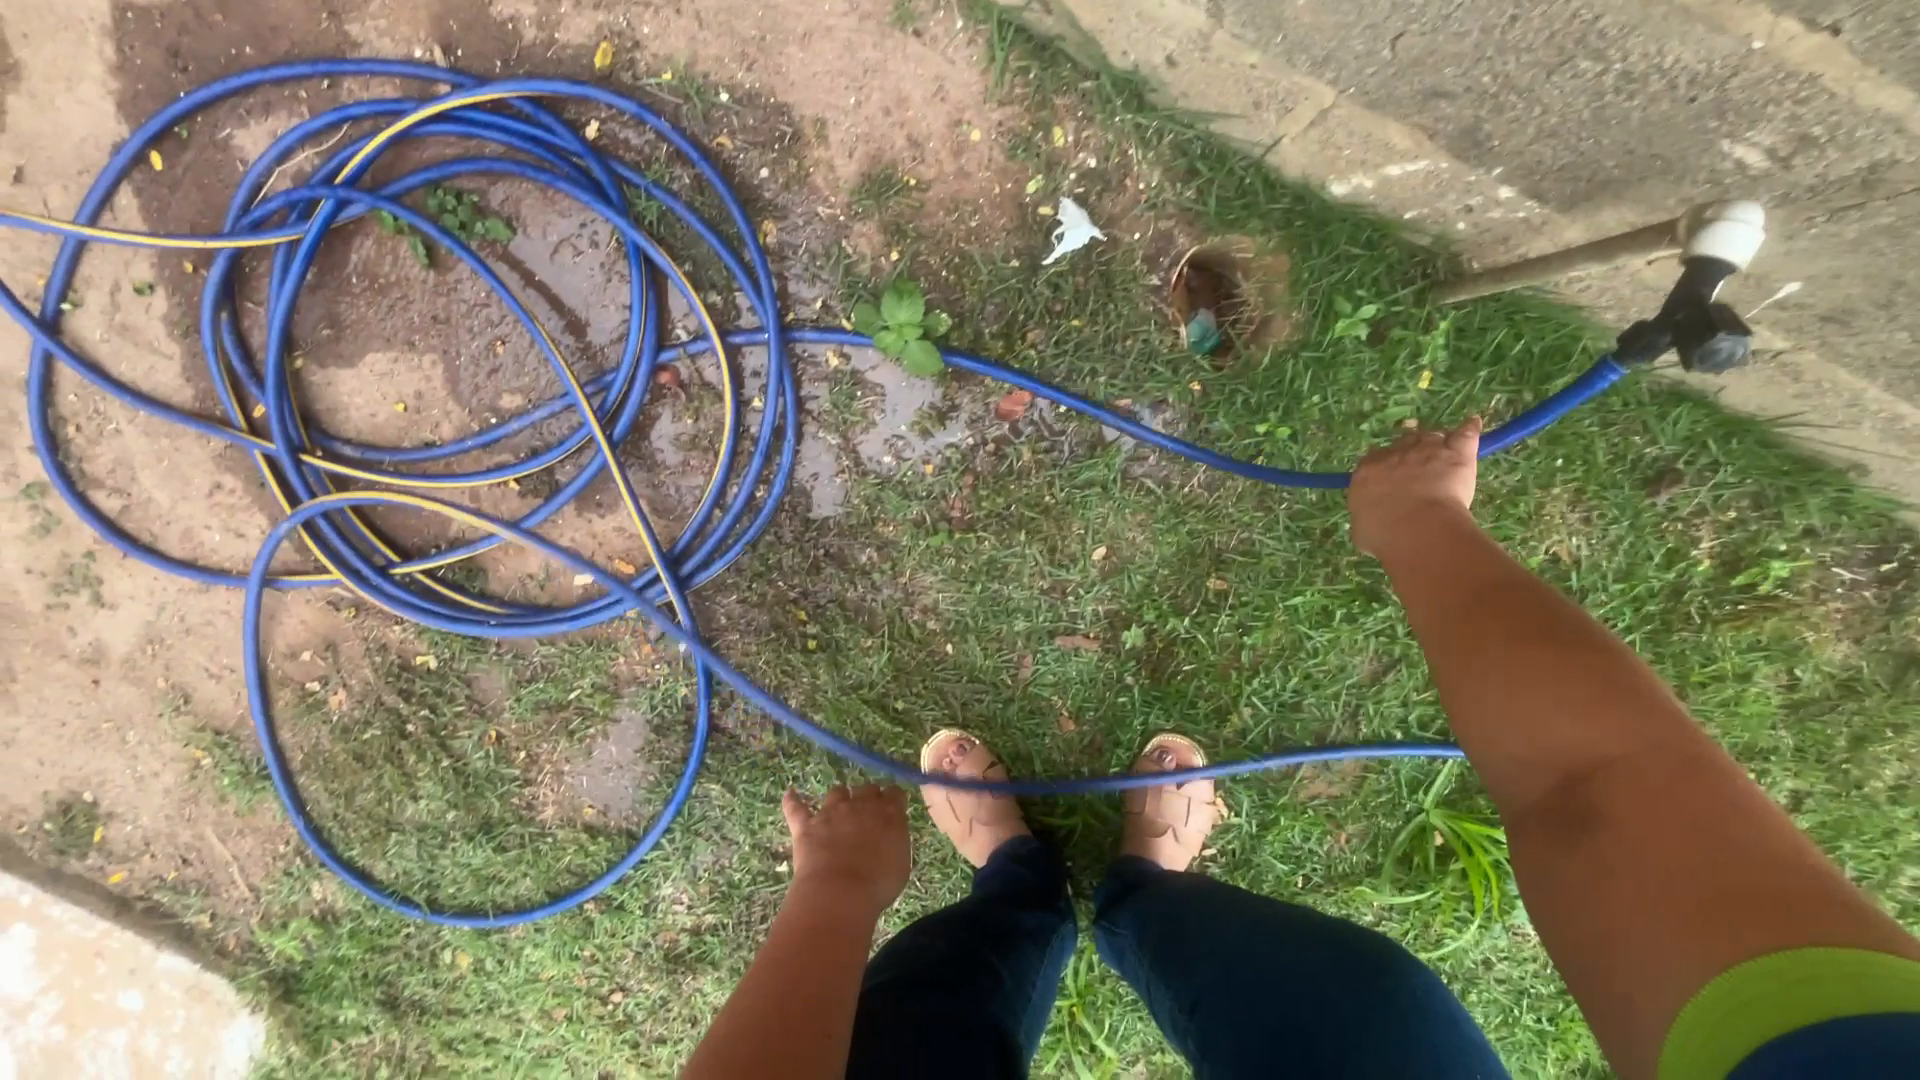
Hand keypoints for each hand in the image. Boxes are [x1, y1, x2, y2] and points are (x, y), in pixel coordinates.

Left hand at [781, 784, 910, 918]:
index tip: (893, 807)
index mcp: (888, 814)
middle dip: (869, 796)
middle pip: (867, 788)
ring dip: (840, 796)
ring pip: (836, 792)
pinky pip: (796, 808)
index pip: (895, 793)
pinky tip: (790, 793)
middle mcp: (860, 805)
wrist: (840, 892)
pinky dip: (792, 800)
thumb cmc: (878, 884)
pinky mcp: (806, 825)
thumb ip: (896, 840)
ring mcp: (831, 813)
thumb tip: (892, 832)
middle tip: (869, 811)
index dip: (893, 799)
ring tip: (840, 805)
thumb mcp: (900, 863)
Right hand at [1349, 416, 1481, 557]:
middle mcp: (1395, 455)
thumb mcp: (1363, 530)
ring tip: (1441, 447)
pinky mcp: (1456, 454)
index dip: (1383, 464)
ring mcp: (1427, 451)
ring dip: (1435, 440)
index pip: (1373, 458)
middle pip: (1403, 442)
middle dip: (1409, 449)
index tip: (1389, 473)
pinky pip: (1465, 433)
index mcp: (1367, 471)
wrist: (1416, 528)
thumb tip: (1371, 523)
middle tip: (1417, 461)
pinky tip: (1472, 423)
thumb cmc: (1383, 534)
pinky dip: (1469, 427)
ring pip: (1431, 436)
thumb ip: (1368, 518)